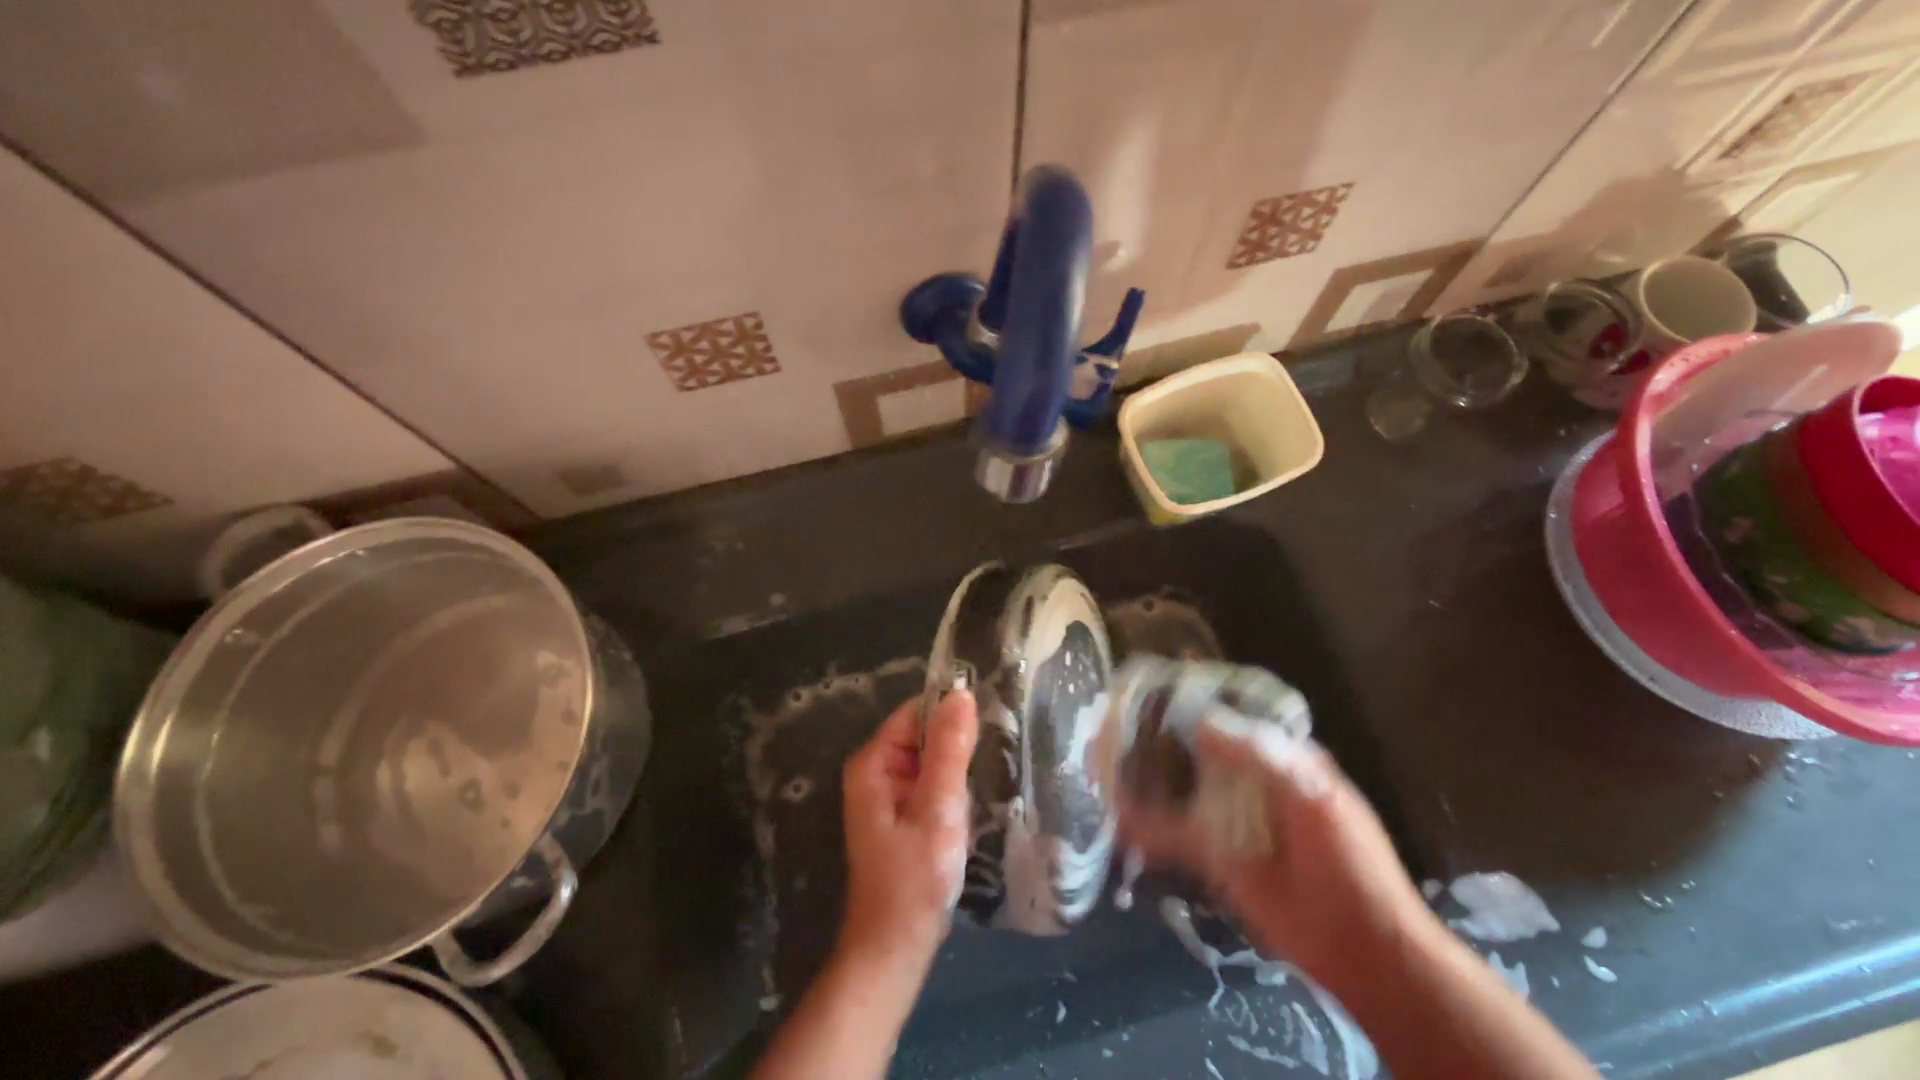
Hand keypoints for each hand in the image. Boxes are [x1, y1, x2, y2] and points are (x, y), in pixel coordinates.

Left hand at [837, 690, 979, 970]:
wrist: (895, 946)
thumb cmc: (914, 878)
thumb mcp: (937, 809)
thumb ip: (949, 750)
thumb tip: (961, 693)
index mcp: (873, 764)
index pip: (915, 712)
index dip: (952, 709)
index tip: (996, 709)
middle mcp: (876, 773)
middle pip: (922, 735)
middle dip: (959, 739)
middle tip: (1007, 742)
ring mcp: (889, 797)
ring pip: (931, 761)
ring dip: (960, 765)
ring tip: (1003, 763)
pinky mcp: (905, 819)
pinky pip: (933, 786)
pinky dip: (955, 788)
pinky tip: (983, 796)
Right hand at [1120, 720, 1428, 982]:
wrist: (1361, 949)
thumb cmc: (1350, 864)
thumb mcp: (1314, 798)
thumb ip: (1262, 757)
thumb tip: (1199, 721)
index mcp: (1281, 757)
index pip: (1229, 716)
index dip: (1190, 701)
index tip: (1147, 687)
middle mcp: (1250, 781)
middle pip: (1195, 750)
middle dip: (1155, 737)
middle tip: (1108, 722)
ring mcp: (1231, 820)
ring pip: (1178, 790)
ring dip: (1144, 778)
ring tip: (1100, 761)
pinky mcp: (1215, 859)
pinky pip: (1173, 835)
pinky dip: (1145, 826)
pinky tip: (1115, 816)